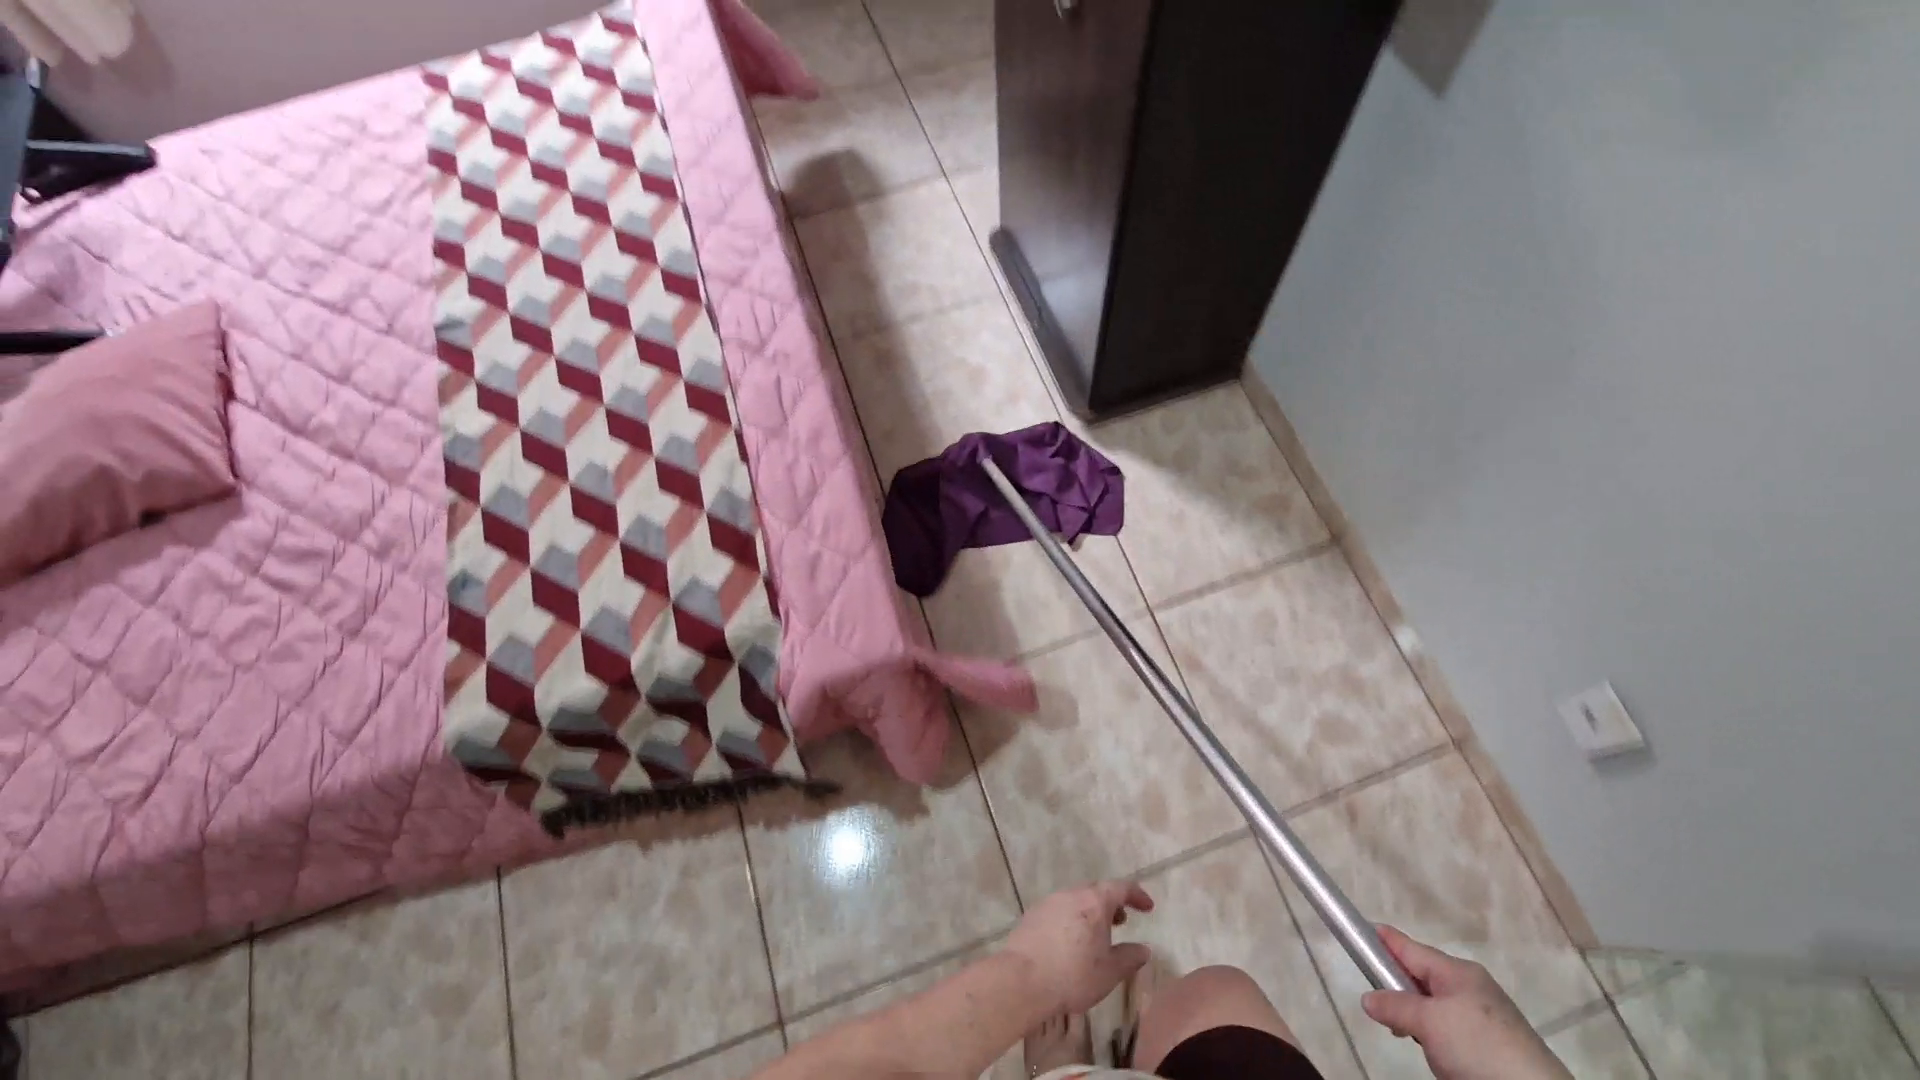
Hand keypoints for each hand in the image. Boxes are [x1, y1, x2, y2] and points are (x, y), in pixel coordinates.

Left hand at [1002, 881, 1154, 1014]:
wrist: (1022, 979)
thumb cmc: (1073, 975)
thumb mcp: (1110, 972)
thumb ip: (1130, 957)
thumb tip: (1144, 949)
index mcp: (1093, 902)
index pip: (1121, 887)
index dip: (1137, 895)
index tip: (1148, 907)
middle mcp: (1070, 894)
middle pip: (1096, 891)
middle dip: (1112, 904)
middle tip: (1122, 921)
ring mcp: (1048, 902)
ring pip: (1076, 900)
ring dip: (1090, 912)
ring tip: (1097, 935)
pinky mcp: (1032, 915)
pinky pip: (1059, 910)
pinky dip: (1072, 919)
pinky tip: (1071, 942)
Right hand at [1362, 926, 1572, 1079]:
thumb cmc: (1478, 1046)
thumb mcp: (1429, 1023)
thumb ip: (1395, 1006)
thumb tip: (1368, 998)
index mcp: (1457, 972)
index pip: (1411, 948)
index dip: (1385, 939)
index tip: (1362, 929)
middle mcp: (1471, 987)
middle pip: (1422, 976)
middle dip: (1396, 982)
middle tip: (1373, 996)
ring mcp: (1484, 1016)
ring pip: (1435, 1004)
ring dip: (1414, 1012)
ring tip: (1398, 1030)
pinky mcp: (1491, 1043)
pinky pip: (1450, 1026)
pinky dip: (1432, 1031)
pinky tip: (1428, 1047)